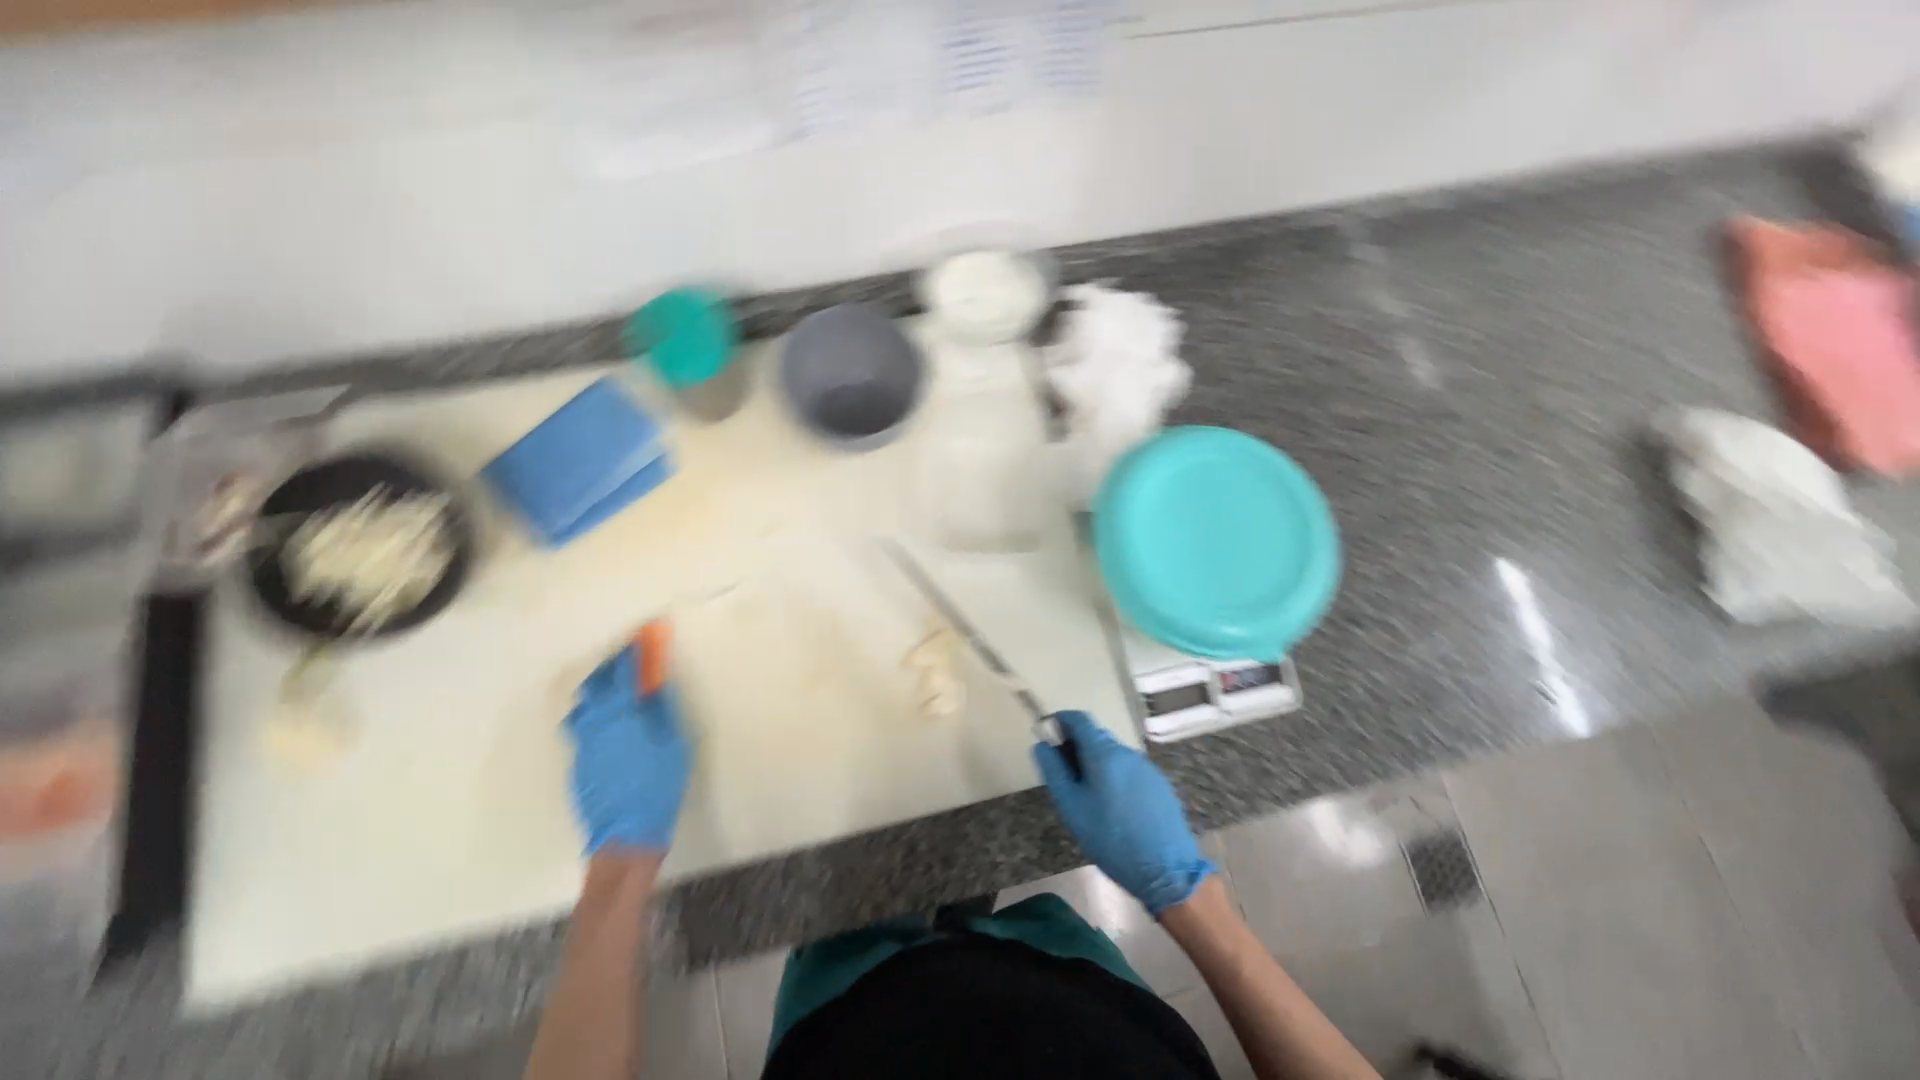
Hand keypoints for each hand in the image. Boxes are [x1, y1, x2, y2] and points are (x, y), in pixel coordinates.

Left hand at [564, 647, 690, 853]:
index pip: (622, 672)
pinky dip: (594, 722)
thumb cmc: (658, 785)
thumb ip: (662, 709)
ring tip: (615, 699)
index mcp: (618, 714)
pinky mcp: (577, 766)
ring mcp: (580, 746)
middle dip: (609, 671)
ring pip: (581, 710)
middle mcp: (592, 724)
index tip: (641, 640)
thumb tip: (656, 684)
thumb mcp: (673, 744)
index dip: (631, 653)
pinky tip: (611, 734)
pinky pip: (581, 733)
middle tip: (627, 667)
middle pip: (592, 686)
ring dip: (596, 697)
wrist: (626, 835)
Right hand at [1033, 710, 1215, 915]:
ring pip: (1113, 756)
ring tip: (1087, 799)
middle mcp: (1128, 753)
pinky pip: (1129, 772)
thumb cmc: (1111, 839)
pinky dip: (1114, 778)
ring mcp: (1148, 769)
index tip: (1046, 736)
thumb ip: (1055, 772)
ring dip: (1095, 765)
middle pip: (1096, 737)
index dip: (1059, 722)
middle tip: (1063, 778)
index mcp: (1105, 753)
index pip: (1079, 719)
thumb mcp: (1073, 808)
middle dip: (1075, 748)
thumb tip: (1042, 745)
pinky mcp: (1160, 786)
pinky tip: (1113, 809)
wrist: (1167, 870)